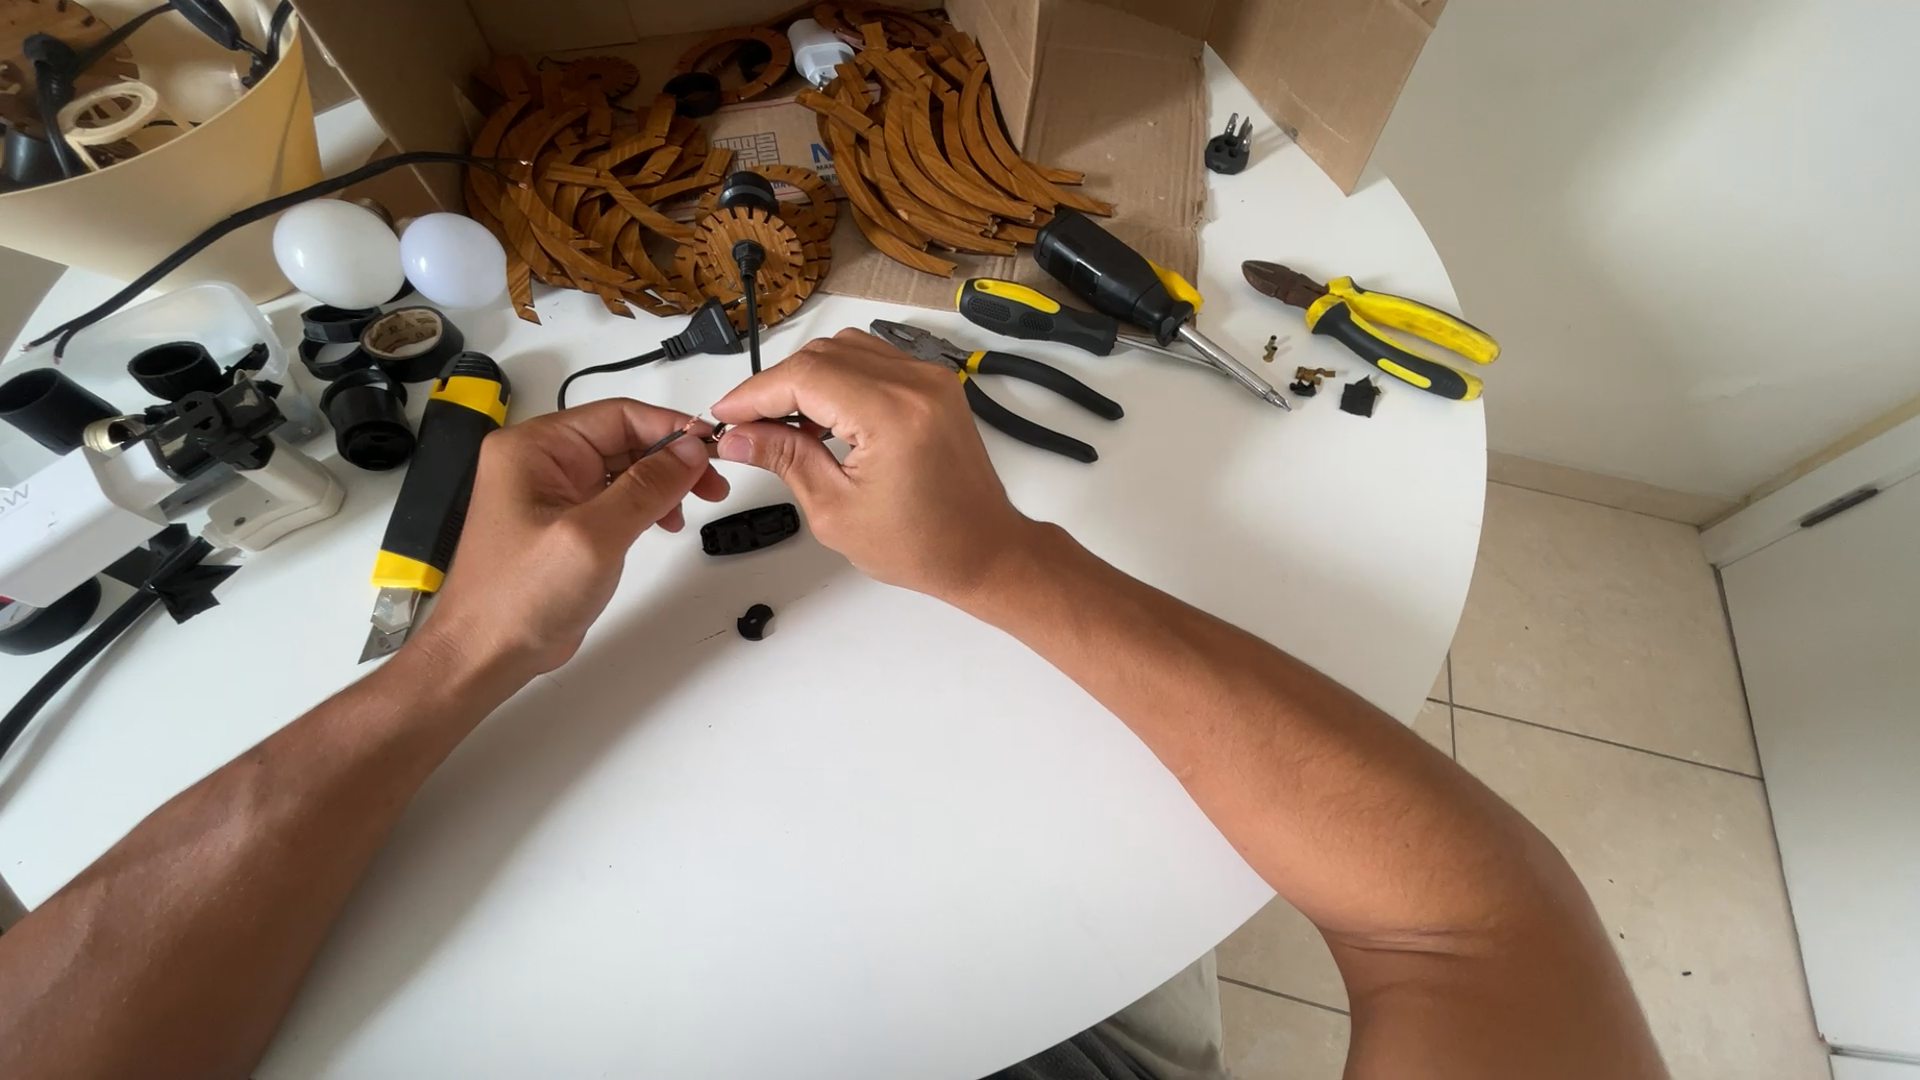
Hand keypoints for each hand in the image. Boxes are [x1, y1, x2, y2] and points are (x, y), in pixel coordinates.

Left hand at [410, 399, 728, 681]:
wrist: (487, 653)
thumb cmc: (523, 595)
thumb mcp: (595, 535)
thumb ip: (647, 487)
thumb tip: (692, 449)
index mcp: (535, 447)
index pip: (618, 415)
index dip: (671, 428)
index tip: (714, 449)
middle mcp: (543, 460)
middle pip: (626, 438)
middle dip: (674, 459)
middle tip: (714, 485)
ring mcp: (555, 491)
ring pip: (628, 467)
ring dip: (666, 482)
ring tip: (695, 506)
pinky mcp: (568, 519)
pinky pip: (619, 495)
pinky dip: (650, 504)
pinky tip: (666, 522)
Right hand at [708, 328, 1033, 600]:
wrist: (984, 551)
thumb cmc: (925, 545)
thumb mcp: (836, 511)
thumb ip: (786, 459)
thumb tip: (740, 436)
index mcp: (893, 415)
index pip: (804, 377)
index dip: (755, 393)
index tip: (727, 415)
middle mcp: (917, 385)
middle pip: (823, 355)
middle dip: (776, 386)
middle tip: (747, 425)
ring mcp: (931, 381)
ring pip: (847, 350)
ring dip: (807, 379)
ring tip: (783, 423)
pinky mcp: (936, 387)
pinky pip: (875, 362)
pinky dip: (841, 379)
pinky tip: (823, 415)